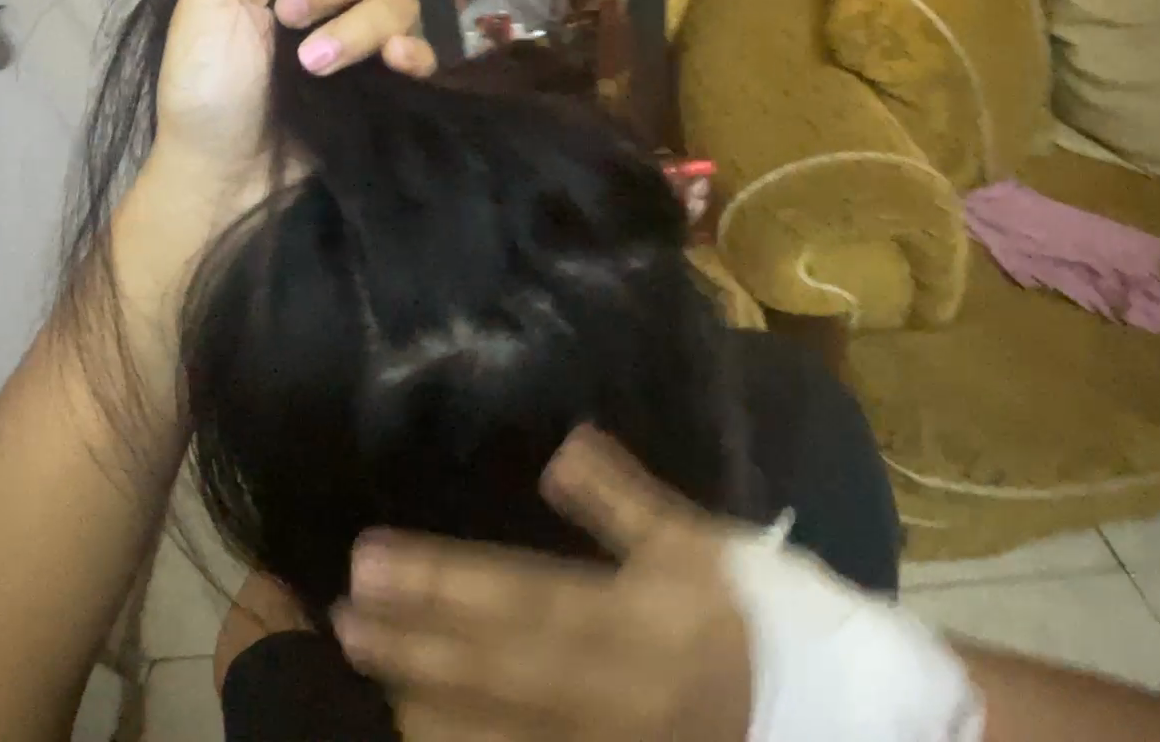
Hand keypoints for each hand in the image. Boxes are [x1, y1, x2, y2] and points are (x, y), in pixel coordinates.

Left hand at [154, 0, 436, 177]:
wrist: (224, 170)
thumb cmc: (204, 84)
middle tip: (289, 17)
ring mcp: (363, 38)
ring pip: (400, 0)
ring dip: (359, 28)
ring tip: (312, 67)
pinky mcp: (386, 83)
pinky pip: (423, 51)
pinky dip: (415, 52)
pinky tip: (396, 64)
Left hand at [331, 427, 752, 740]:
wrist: (816, 710)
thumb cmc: (752, 612)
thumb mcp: (693, 542)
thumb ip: (621, 498)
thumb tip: (562, 447)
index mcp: (626, 618)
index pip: (515, 596)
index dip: (440, 582)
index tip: (371, 560)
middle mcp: (603, 687)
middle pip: (493, 666)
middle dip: (412, 642)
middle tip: (342, 615)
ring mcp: (600, 740)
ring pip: (500, 729)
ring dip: (427, 699)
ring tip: (359, 667)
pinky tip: (421, 725)